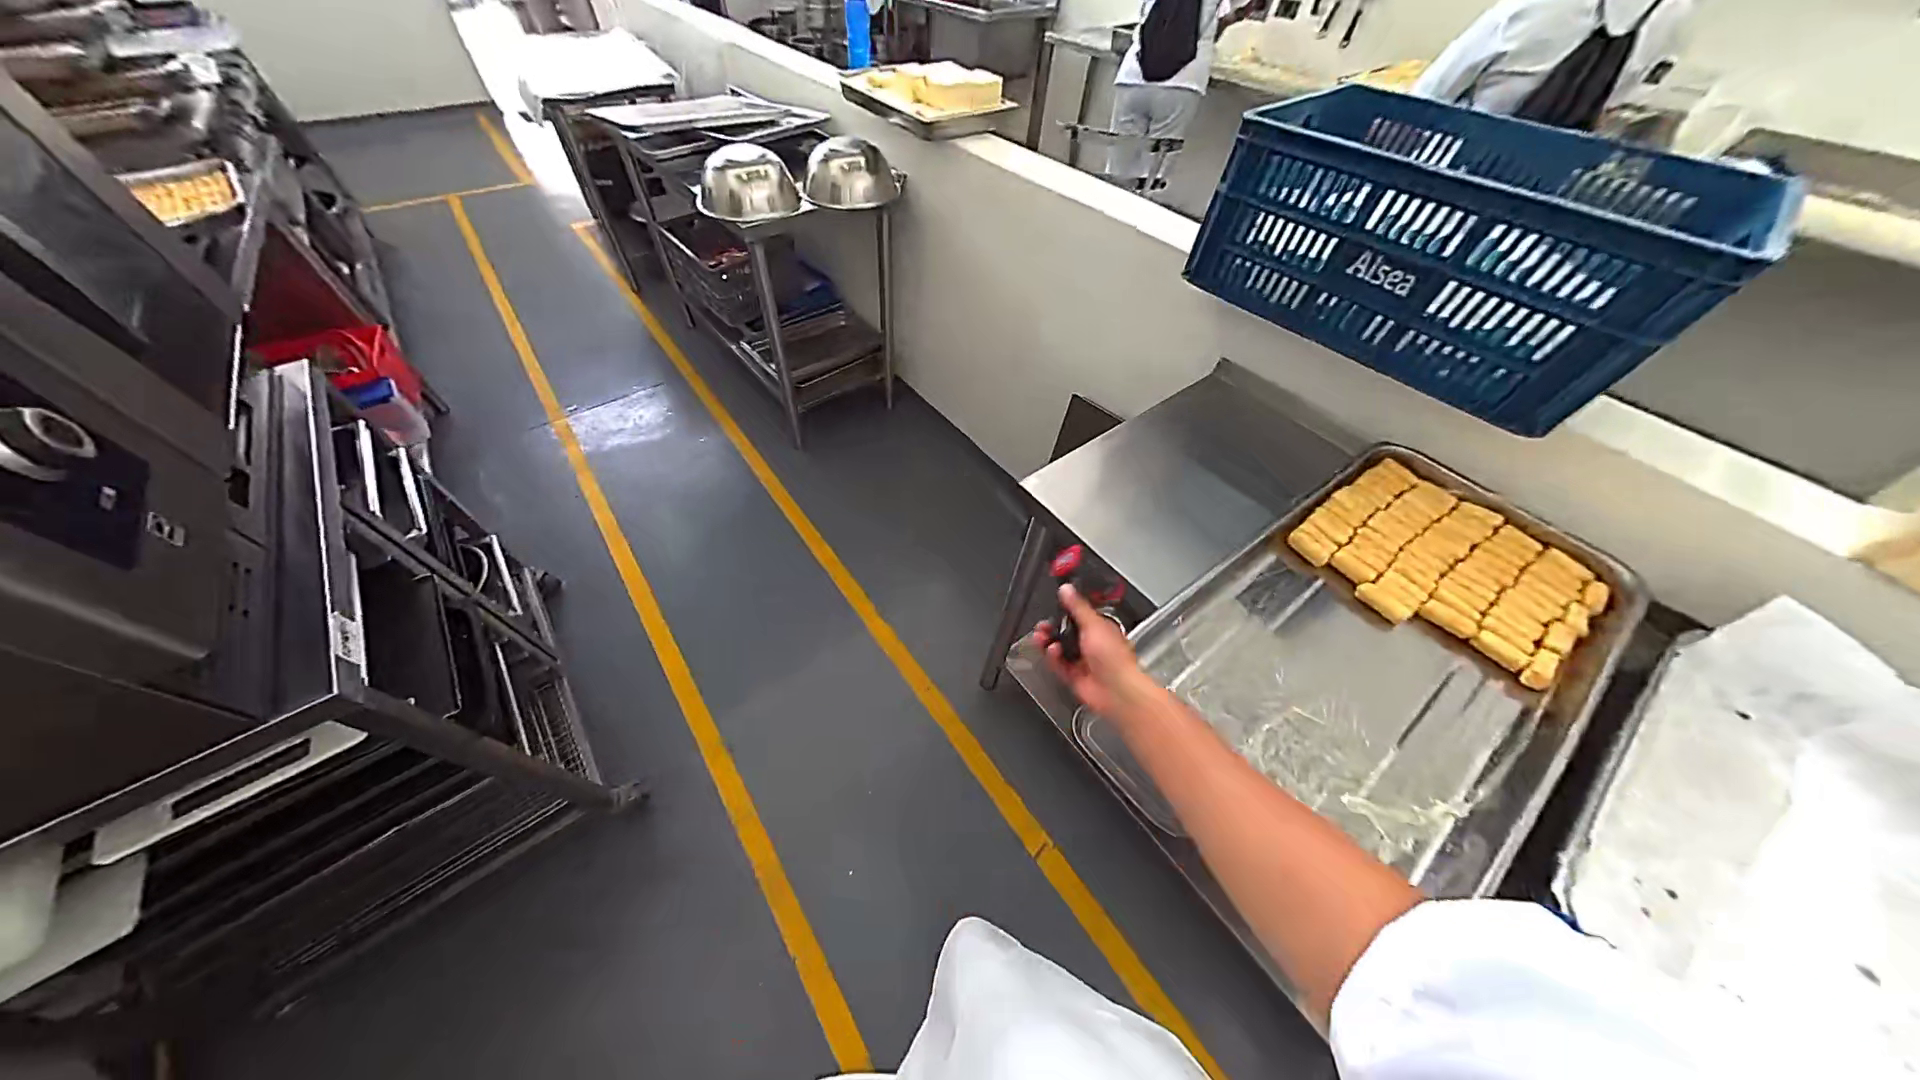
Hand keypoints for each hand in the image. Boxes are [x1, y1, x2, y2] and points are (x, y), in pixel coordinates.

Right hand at [1033, 585, 1158, 718]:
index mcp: (1101, 629)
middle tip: (1042, 625)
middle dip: (1052, 628)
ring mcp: (1083, 661)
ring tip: (1041, 637)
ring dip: (1049, 642)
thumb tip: (1067, 590)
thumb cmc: (1115, 658)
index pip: (1080, 615)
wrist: (1116, 690)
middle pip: (1066, 632)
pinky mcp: (1074, 676)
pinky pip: (1058, 665)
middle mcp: (1092, 644)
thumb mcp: (1093, 624)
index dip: (1065, 610)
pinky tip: (1051, 652)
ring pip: (1060, 649)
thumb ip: (1077, 607)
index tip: (1053, 606)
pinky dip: (1052, 659)